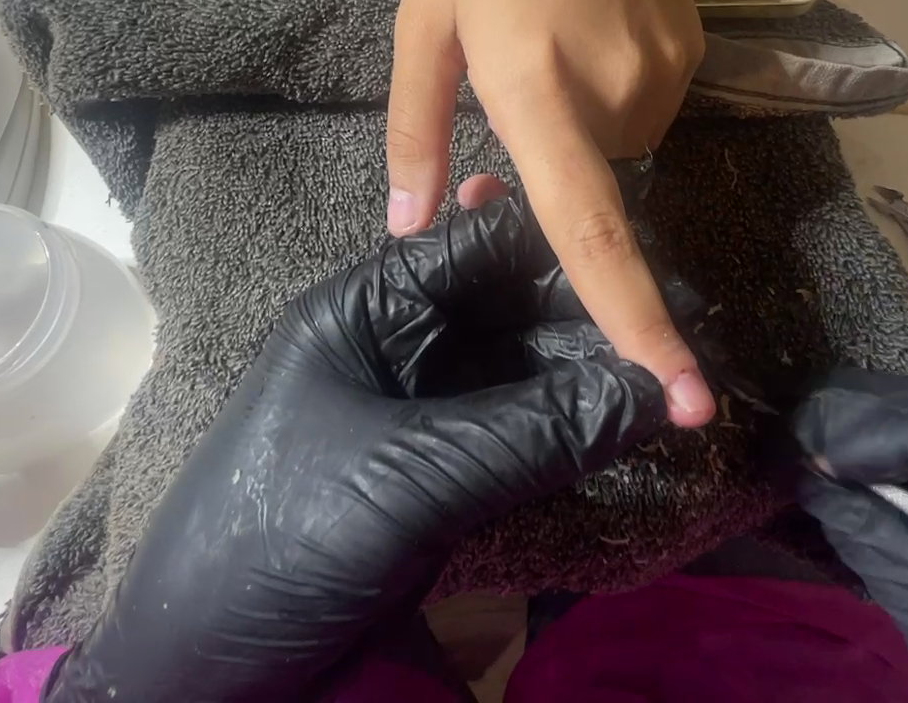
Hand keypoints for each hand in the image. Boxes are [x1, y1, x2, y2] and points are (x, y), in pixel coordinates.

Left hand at [49, 198, 666, 702]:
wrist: (215, 661)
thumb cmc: (284, 538)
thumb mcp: (408, 478)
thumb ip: (533, 431)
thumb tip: (661, 394)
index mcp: (370, 304)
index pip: (483, 246)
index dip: (570, 254)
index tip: (660, 270)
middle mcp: (403, 335)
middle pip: (513, 301)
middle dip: (593, 314)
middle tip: (692, 327)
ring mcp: (424, 398)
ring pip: (524, 362)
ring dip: (591, 369)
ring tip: (682, 370)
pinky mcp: (441, 455)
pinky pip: (518, 420)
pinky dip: (569, 419)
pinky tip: (626, 417)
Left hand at [386, 0, 710, 426]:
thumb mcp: (423, 26)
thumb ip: (416, 132)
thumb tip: (412, 225)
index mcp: (537, 90)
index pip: (590, 230)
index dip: (633, 321)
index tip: (680, 397)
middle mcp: (618, 96)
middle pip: (589, 189)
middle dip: (548, 177)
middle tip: (501, 113)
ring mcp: (669, 74)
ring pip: (615, 148)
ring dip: (575, 129)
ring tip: (544, 48)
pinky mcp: (694, 52)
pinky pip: (642, 110)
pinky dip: (605, 100)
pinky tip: (583, 33)